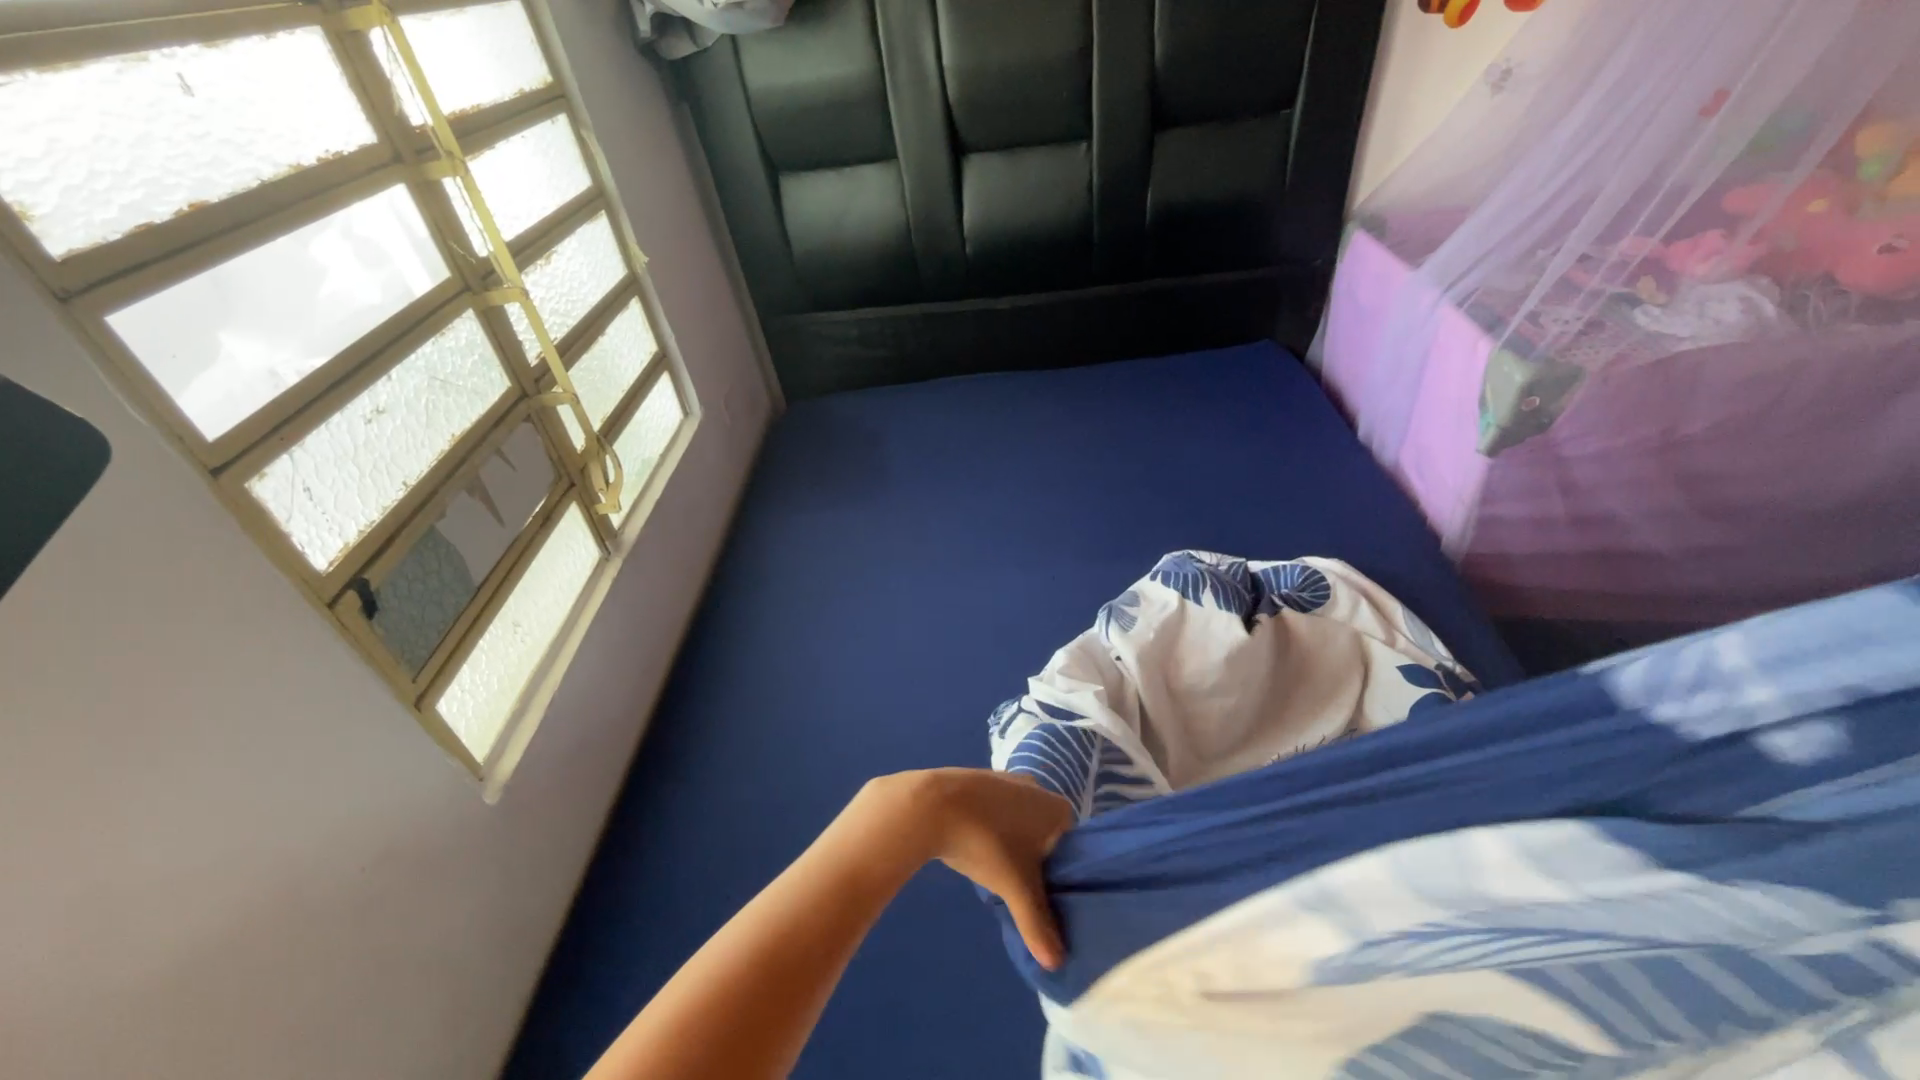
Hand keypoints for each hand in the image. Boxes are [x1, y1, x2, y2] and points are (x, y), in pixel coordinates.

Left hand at [867, 768, 1075, 969]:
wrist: (932, 804)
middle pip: (1045, 834)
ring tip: (998, 873)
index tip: (1048, 896)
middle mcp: (1037, 788)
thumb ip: (1037, 924)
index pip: (1072, 848)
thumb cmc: (987, 843)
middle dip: (1036, 860)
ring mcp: (1006, 780)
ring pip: (1017, 821)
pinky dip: (989, 829)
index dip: (1062, 873)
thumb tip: (1056, 965)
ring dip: (1011, 844)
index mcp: (1057, 809)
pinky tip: (975, 849)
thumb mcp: (1016, 888)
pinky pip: (993, 811)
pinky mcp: (977, 780)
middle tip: (1023, 889)